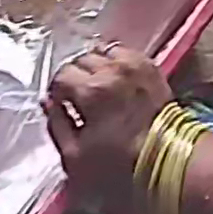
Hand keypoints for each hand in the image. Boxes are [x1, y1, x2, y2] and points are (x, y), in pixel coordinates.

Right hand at [43, 45, 172, 204]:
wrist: (164, 154)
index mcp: (90, 90)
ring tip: (99, 84)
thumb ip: (57, 125)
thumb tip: (47, 101)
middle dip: (76, 76)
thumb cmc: (116, 162)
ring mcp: (133, 62)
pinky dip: (116, 61)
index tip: (61, 103)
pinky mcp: (149, 63)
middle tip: (80, 95)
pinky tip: (117, 77)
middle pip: (81, 59)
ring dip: (97, 64)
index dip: (57, 90)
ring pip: (103, 51)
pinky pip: (125, 52)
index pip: (62, 74)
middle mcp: (111, 68)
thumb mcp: (75, 156)